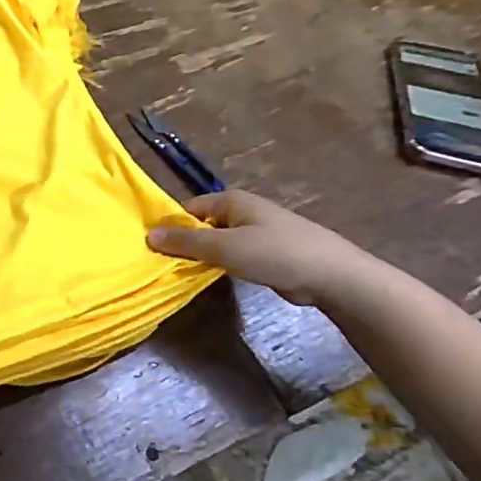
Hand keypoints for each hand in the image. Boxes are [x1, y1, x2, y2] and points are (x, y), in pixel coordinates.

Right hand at [147, 190, 378, 308]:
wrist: (331, 275)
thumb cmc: (275, 253)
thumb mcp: (225, 247)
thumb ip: (187, 242)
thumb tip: (149, 235)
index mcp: (231, 200)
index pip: (189, 209)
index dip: (170, 226)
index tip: (151, 248)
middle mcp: (242, 211)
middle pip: (202, 225)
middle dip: (184, 243)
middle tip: (161, 265)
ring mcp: (256, 232)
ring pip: (217, 242)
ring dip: (202, 256)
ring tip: (179, 274)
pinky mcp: (266, 254)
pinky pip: (233, 256)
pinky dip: (220, 266)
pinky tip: (210, 280)